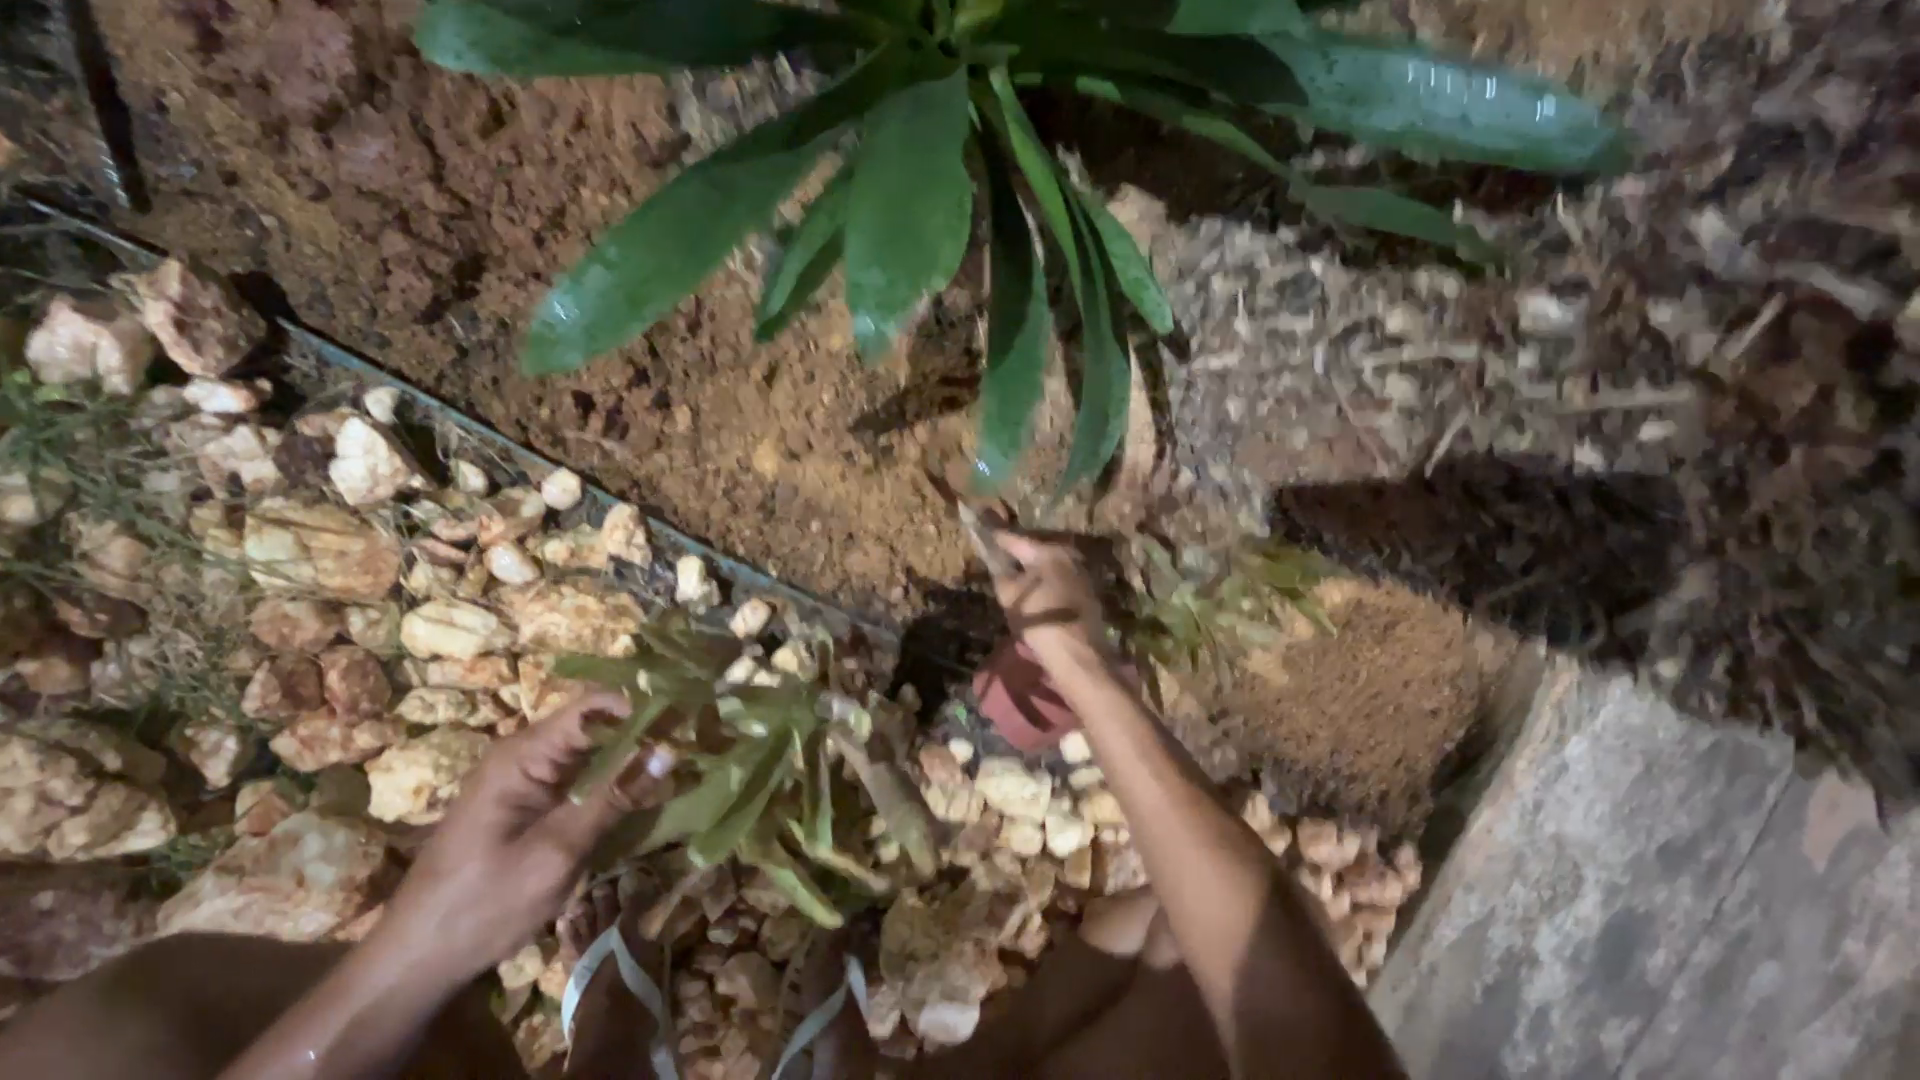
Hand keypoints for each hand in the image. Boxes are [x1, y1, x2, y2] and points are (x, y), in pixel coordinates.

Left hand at [371, 691, 674, 984]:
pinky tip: (647, 804)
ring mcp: (526, 783)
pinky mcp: (529, 808)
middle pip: (597, 728)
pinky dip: (612, 789)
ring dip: (633, 765)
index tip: (689, 724)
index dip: (643, 709)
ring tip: (684, 775)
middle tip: (698, 752)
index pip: (595, 707)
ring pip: (593, 757)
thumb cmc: (483, 904)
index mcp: (524, 755)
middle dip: (645, 737)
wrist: (416, 959)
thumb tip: (669, 751)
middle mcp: (525, 757)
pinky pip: (580, 783)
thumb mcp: (557, 852)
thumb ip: (613, 799)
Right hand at [984, 529, 1107, 661]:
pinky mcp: (1088, 592)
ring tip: (1018, 574)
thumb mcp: (1009, 595)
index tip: (987, 531)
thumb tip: (998, 561)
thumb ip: (1000, 573)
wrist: (1077, 653)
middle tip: (1002, 554)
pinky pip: (1061, 578)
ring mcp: (1082, 573)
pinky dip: (1047, 581)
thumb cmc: (1039, 619)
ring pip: (1051, 564)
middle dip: (1020, 553)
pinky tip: (1038, 591)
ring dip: (1035, 568)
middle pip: (1037, 549)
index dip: (999, 537)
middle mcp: (1069, 555)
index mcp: (1049, 551)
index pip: (1017, 539)